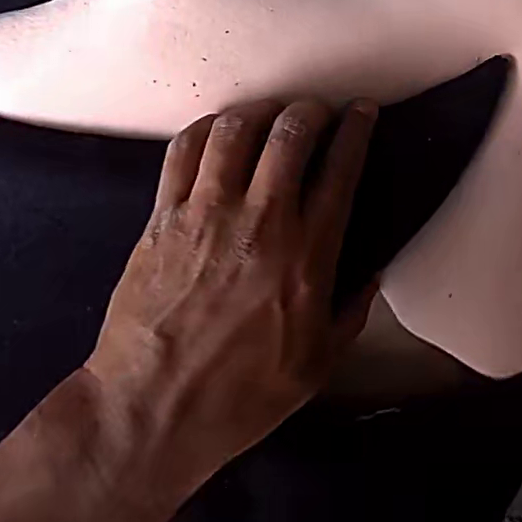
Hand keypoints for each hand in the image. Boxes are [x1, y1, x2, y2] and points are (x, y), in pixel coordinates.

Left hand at [77, 98, 379, 509]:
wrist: (148, 412)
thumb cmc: (238, 394)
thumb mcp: (316, 364)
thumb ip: (352, 312)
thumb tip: (373, 272)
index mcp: (305, 255)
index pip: (341, 169)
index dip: (357, 129)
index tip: (362, 111)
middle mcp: (260, 221)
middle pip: (291, 133)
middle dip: (311, 110)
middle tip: (316, 113)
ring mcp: (207, 213)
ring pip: (236, 130)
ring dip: (260, 110)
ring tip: (269, 115)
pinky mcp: (164, 215)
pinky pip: (185, 150)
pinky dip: (207, 128)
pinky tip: (219, 132)